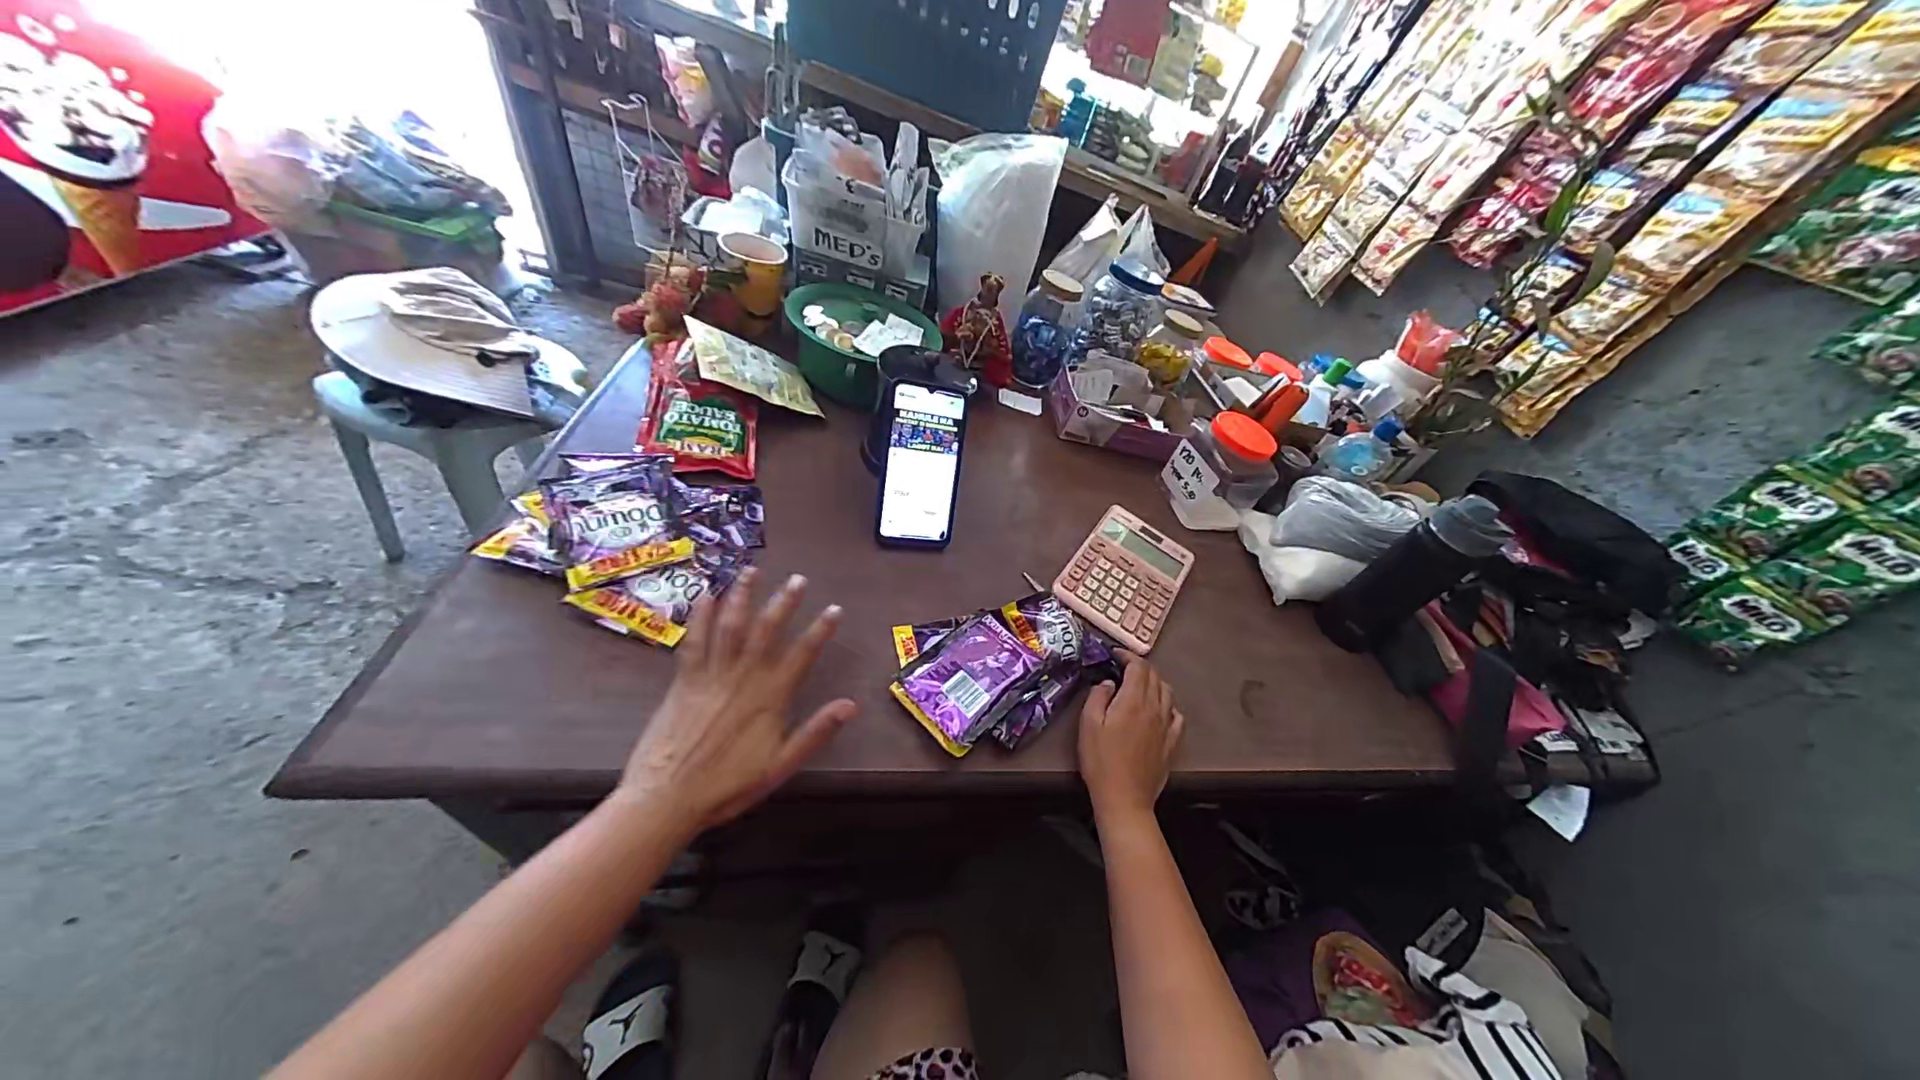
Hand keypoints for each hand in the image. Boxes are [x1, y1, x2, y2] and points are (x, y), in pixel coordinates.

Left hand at [616, 569, 856, 834]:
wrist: (667, 797)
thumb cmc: (727, 786)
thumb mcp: (779, 766)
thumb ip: (815, 732)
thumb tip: (850, 705)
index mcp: (771, 698)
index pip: (803, 654)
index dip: (820, 630)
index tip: (834, 609)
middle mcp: (744, 677)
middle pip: (767, 630)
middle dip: (785, 602)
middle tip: (798, 579)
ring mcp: (712, 675)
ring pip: (731, 626)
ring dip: (743, 597)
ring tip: (752, 571)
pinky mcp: (684, 680)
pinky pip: (694, 640)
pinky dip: (700, 616)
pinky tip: (705, 595)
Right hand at [1077, 651, 1184, 821]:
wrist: (1124, 798)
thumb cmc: (1100, 761)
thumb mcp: (1088, 725)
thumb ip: (1097, 697)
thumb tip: (1108, 683)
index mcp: (1133, 701)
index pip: (1138, 668)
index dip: (1127, 656)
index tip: (1114, 655)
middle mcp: (1154, 708)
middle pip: (1154, 676)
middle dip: (1139, 667)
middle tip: (1123, 667)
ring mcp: (1166, 726)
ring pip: (1167, 692)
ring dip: (1154, 682)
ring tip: (1139, 685)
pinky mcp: (1172, 742)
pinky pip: (1175, 714)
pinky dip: (1167, 704)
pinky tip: (1158, 709)